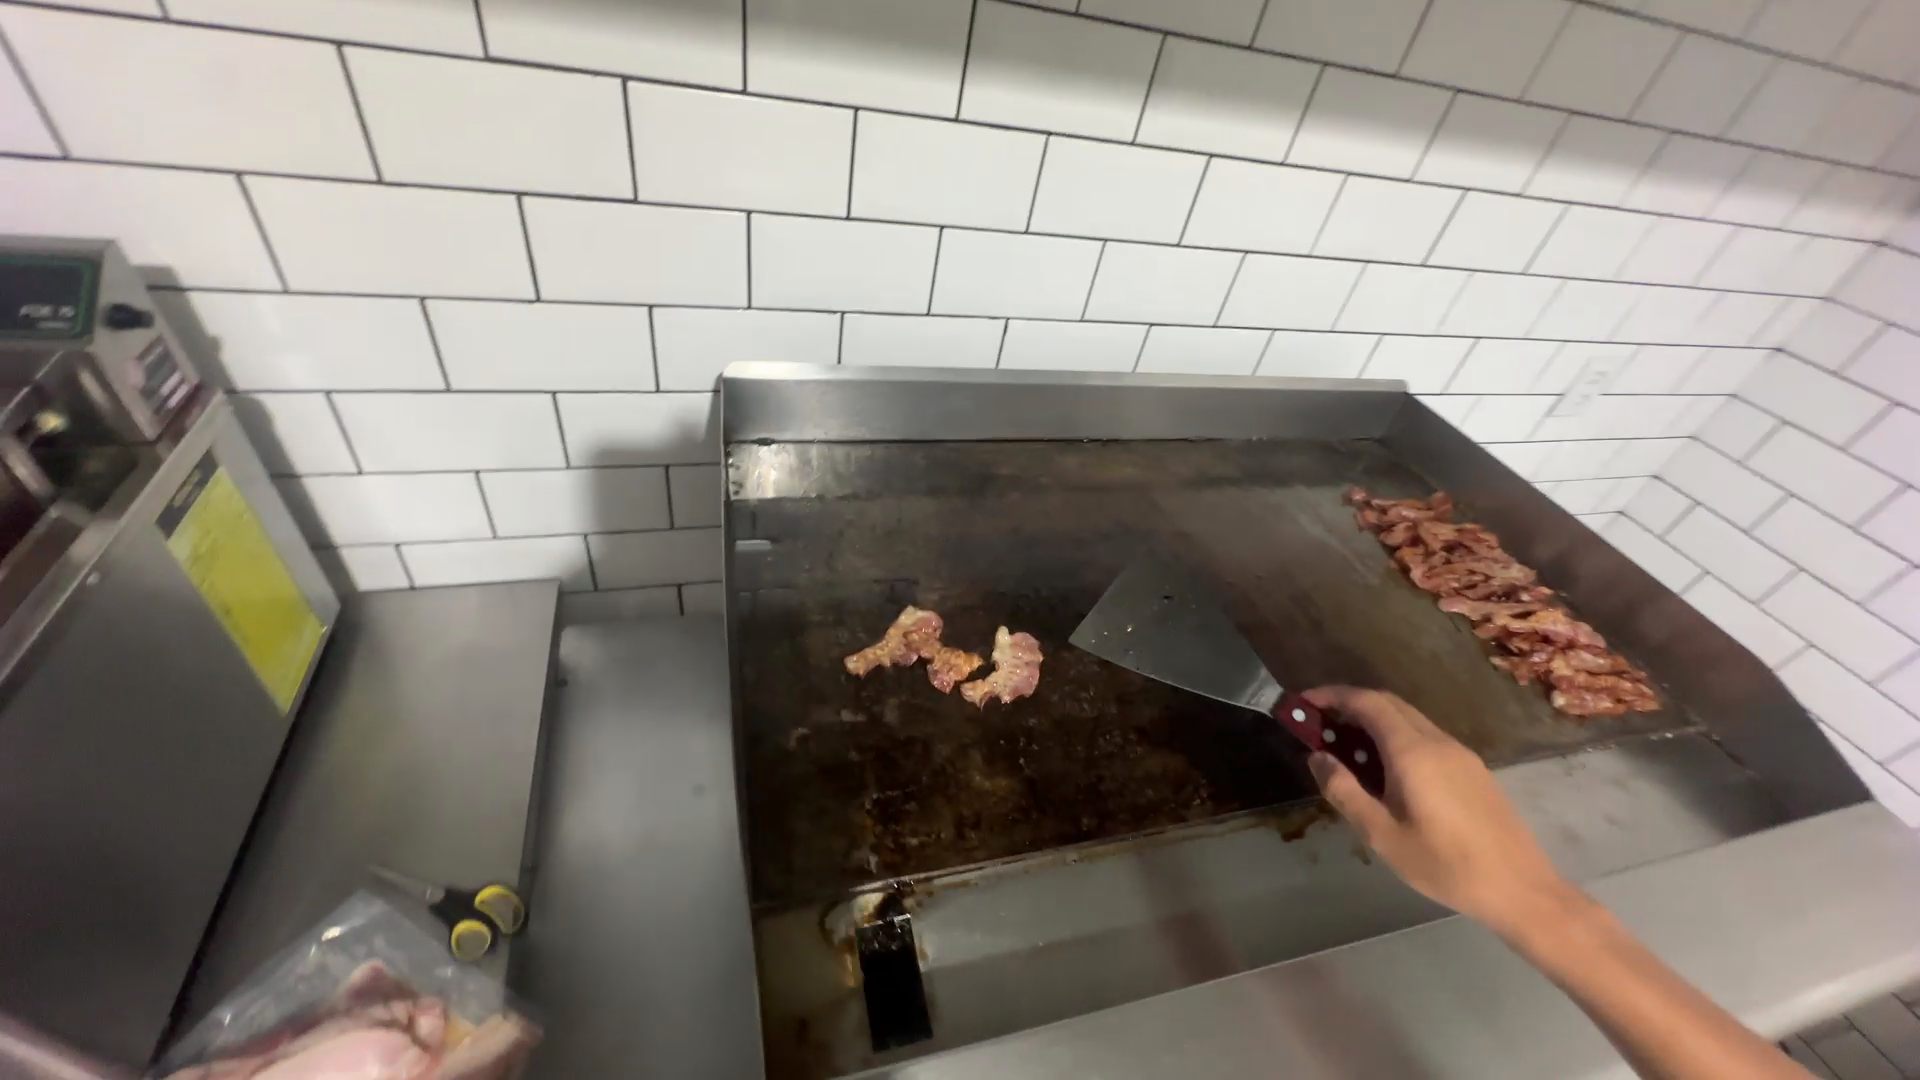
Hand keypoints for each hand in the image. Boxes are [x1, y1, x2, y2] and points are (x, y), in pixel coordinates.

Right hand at [1303, 686, 1576, 934]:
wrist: (1523, 891)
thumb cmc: (1446, 865)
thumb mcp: (1381, 835)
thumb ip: (1344, 790)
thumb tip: (1317, 757)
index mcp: (1413, 752)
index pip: (1367, 702)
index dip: (1332, 695)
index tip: (1304, 703)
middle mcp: (1438, 742)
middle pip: (1388, 703)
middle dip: (1349, 704)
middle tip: (1319, 724)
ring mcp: (1460, 754)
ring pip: (1408, 719)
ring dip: (1372, 721)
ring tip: (1346, 750)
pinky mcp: (1473, 770)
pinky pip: (1425, 737)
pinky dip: (1395, 737)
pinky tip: (1385, 771)